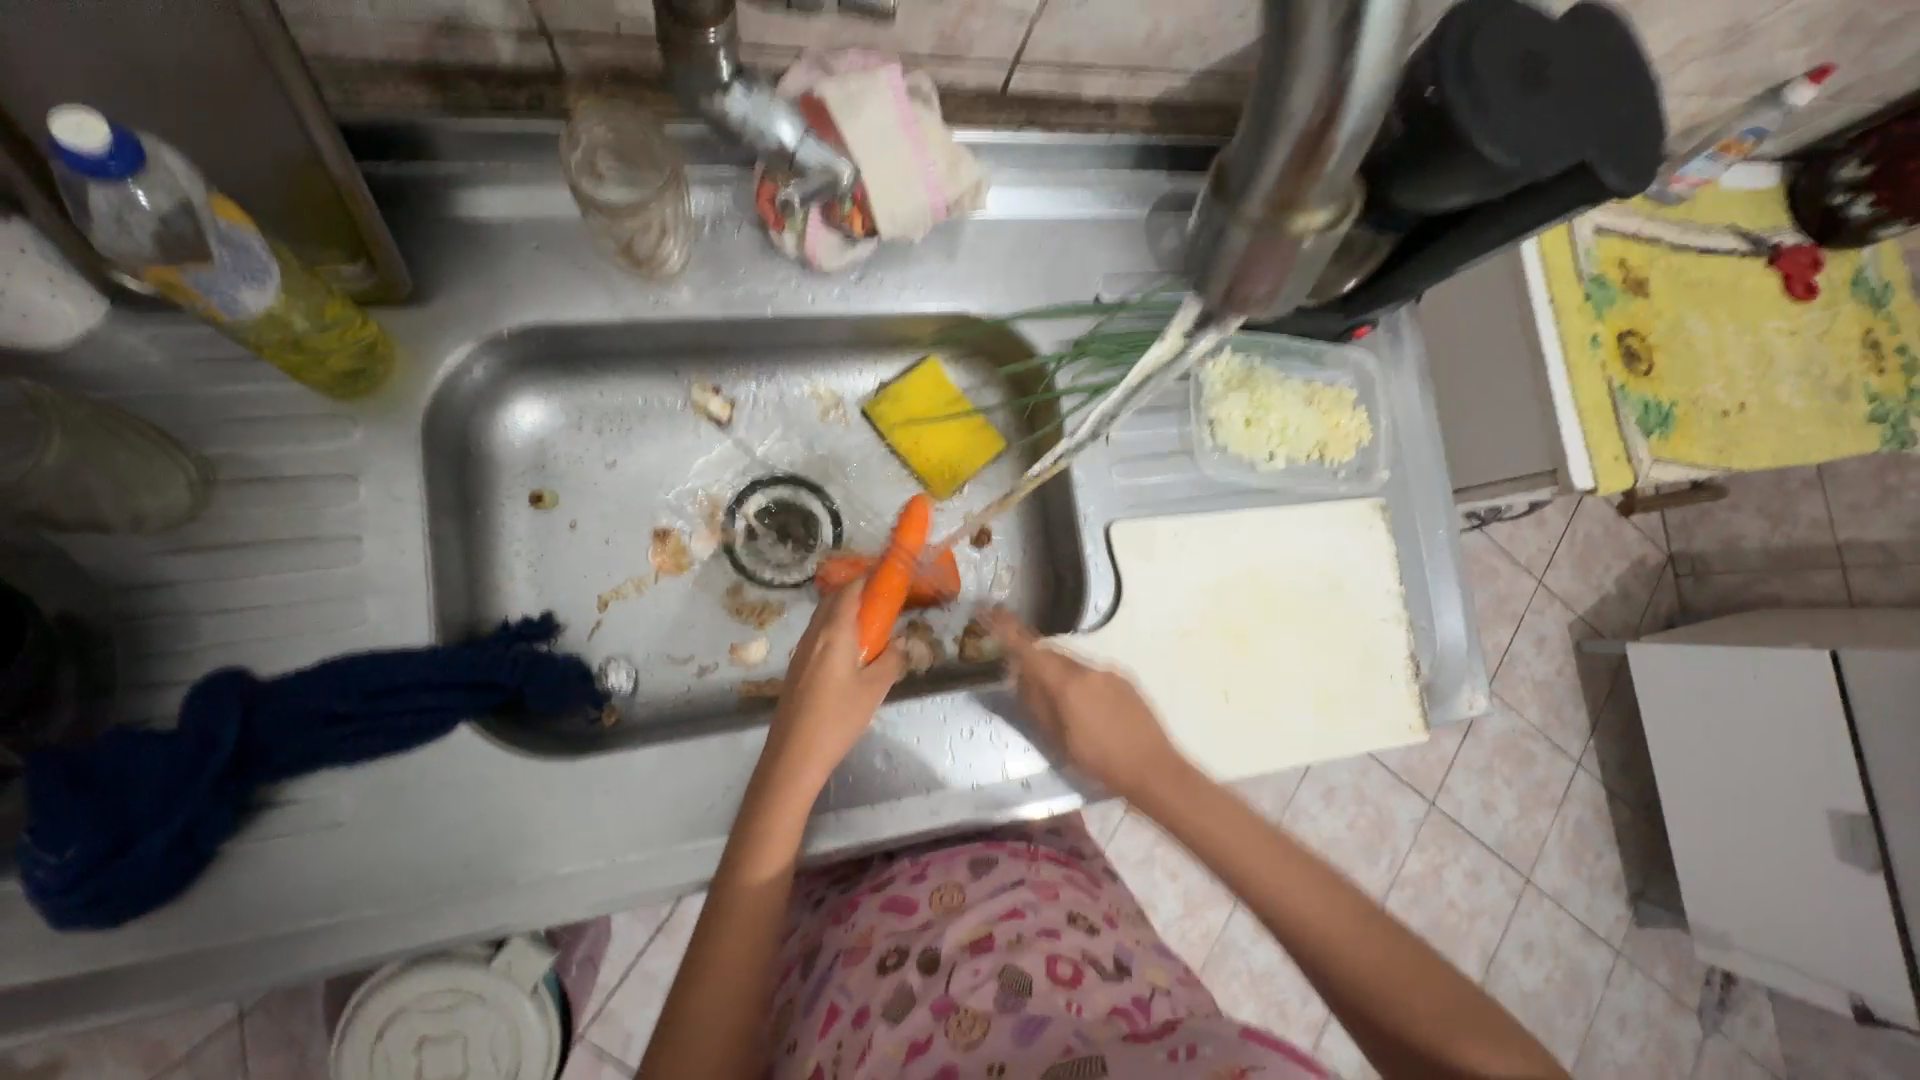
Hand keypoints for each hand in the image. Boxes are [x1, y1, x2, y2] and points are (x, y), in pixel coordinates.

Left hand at [761, 581, 905, 790]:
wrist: (794, 753)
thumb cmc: (838, 718)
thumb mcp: (875, 689)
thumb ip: (892, 660)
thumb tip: (902, 641)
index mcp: (835, 632)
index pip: (850, 591)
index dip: (868, 578)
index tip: (888, 576)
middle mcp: (815, 634)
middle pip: (834, 600)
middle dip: (857, 592)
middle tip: (883, 599)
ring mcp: (802, 651)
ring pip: (824, 617)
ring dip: (845, 611)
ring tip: (871, 623)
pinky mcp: (797, 667)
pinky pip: (819, 635)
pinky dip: (836, 629)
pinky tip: (851, 650)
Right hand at [983, 608, 1183, 801]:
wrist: (1154, 770)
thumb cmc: (1100, 762)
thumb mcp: (1057, 740)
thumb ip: (1036, 704)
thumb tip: (1020, 678)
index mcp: (1067, 683)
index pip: (1030, 649)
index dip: (1008, 631)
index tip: (991, 614)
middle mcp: (1089, 669)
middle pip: (1052, 655)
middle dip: (1034, 660)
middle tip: (1022, 679)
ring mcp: (1110, 672)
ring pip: (1073, 664)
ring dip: (1058, 674)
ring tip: (1057, 703)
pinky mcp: (1126, 681)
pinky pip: (1093, 674)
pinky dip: (1079, 682)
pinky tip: (1086, 710)